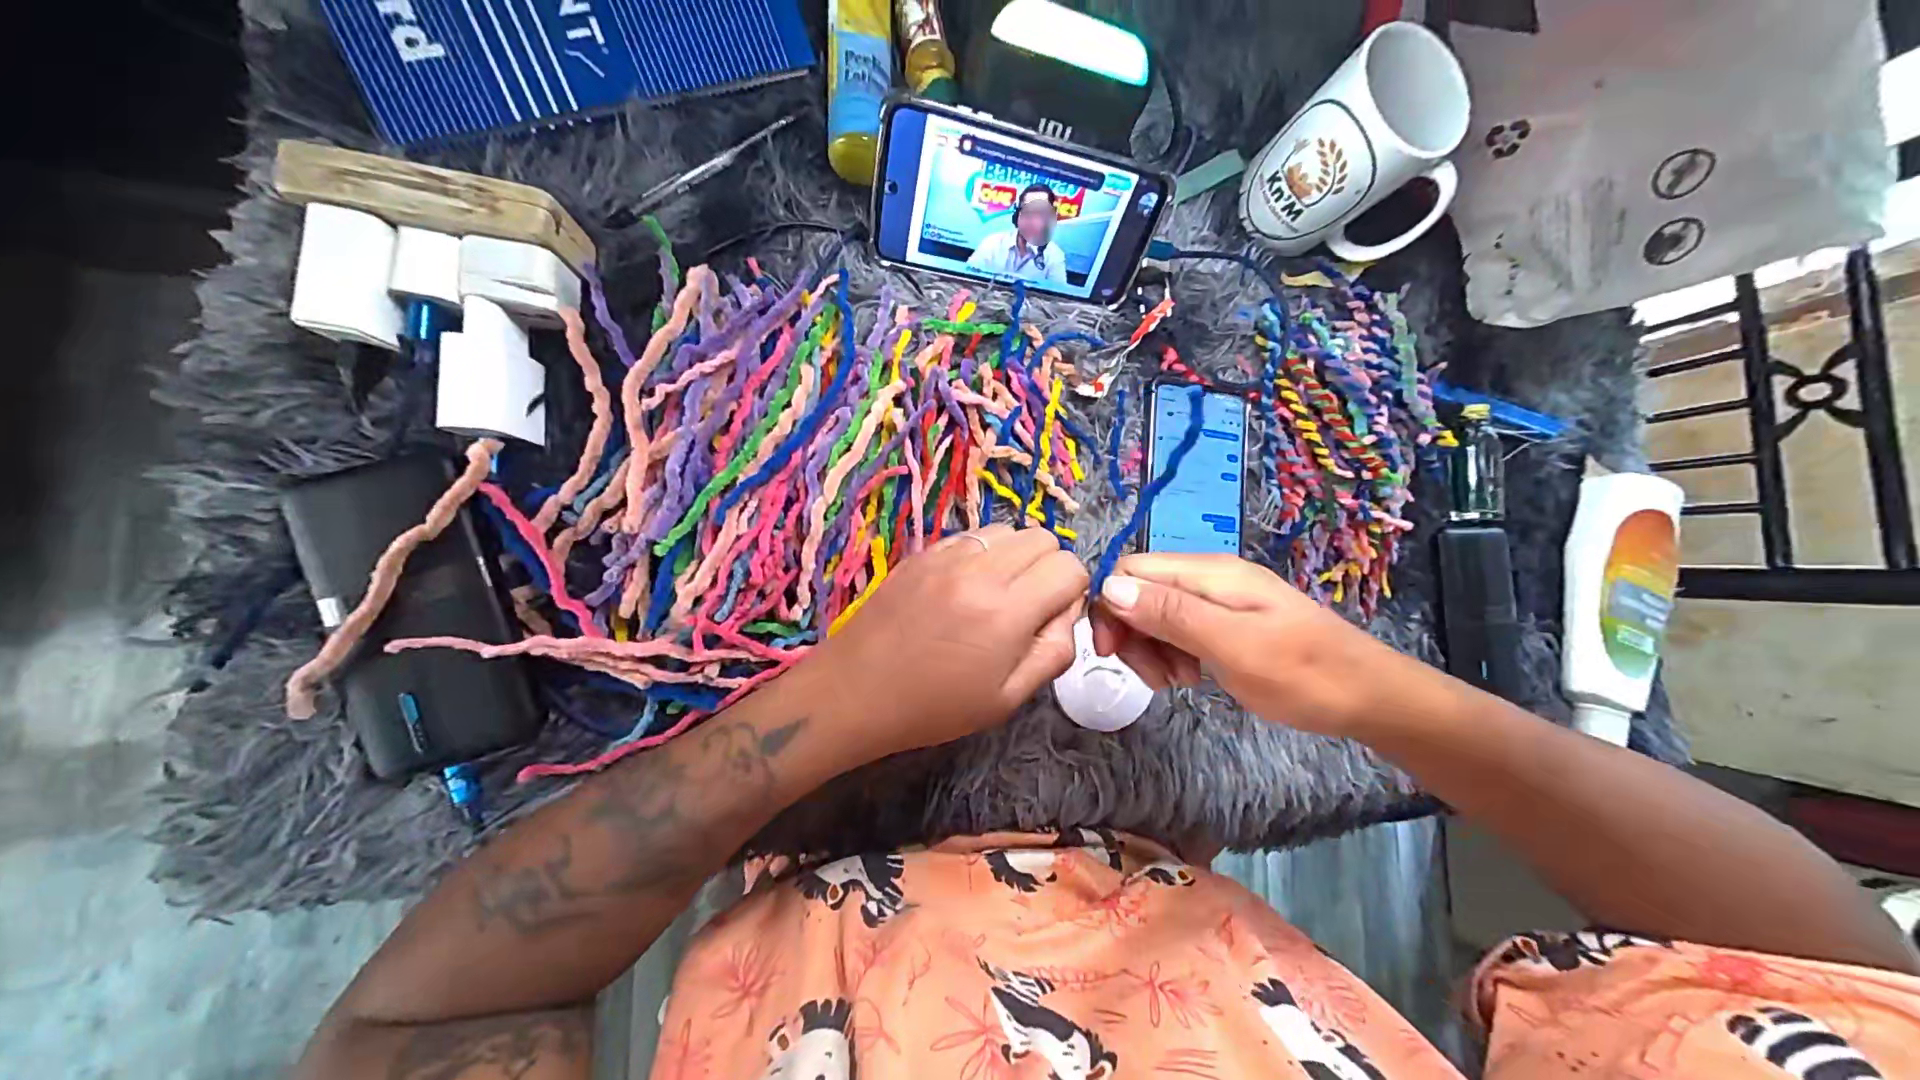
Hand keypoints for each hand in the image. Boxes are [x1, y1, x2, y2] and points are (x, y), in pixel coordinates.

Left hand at [805, 524, 1086, 759]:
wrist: (854, 692)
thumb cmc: (933, 708)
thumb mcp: (1006, 699)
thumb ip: (1052, 653)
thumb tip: (1068, 615)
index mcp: (1006, 611)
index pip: (1070, 567)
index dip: (1072, 593)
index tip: (1051, 619)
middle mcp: (980, 570)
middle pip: (1043, 538)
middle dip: (1048, 568)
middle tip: (1027, 606)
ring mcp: (946, 556)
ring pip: (1007, 530)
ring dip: (1015, 557)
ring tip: (994, 595)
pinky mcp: (921, 553)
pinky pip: (970, 536)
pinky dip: (981, 554)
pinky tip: (962, 588)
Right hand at [1089, 553, 1428, 735]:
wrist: (1370, 698)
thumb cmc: (1305, 674)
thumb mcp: (1234, 646)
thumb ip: (1172, 614)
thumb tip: (1111, 586)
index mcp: (1209, 574)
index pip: (1131, 570)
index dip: (1111, 607)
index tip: (1113, 652)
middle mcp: (1209, 578)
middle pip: (1139, 591)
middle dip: (1131, 632)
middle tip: (1153, 677)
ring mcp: (1219, 600)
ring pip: (1154, 613)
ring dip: (1150, 648)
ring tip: (1176, 681)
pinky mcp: (1226, 622)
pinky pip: (1178, 629)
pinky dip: (1171, 654)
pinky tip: (1191, 677)